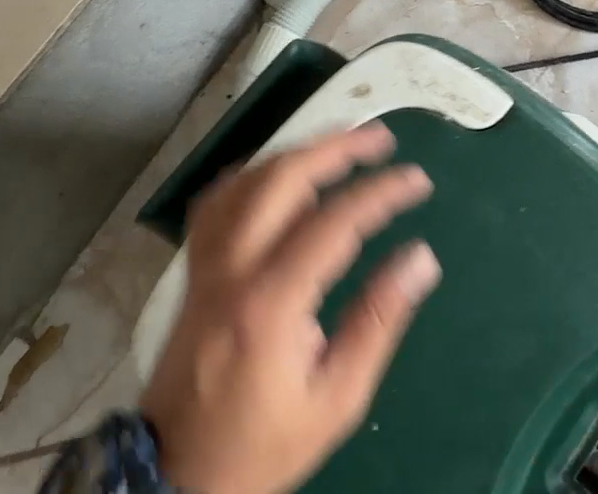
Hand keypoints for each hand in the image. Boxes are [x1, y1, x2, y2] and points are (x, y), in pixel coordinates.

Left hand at [139, 123, 439, 493]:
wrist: (177, 477)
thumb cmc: (265, 444)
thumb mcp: (338, 397)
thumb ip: (378, 320)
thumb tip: (420, 258)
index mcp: (270, 304)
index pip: (334, 222)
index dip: (381, 192)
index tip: (417, 181)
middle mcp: (232, 271)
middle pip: (280, 180)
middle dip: (336, 147)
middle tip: (380, 139)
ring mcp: (204, 269)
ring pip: (244, 182)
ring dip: (297, 152)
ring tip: (339, 142)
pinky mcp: (193, 275)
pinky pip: (215, 204)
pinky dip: (251, 175)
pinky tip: (278, 173)